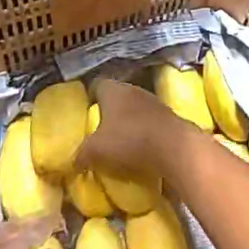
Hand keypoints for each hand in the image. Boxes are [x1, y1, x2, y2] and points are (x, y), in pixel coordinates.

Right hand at [75, 78, 194, 177]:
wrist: (176, 149)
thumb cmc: (129, 141)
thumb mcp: (97, 151)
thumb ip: (82, 154)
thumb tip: (72, 162)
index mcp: (112, 89)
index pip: (96, 86)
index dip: (90, 100)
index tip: (87, 117)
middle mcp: (132, 89)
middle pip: (116, 98)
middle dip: (110, 114)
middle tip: (102, 134)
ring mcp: (154, 102)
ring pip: (135, 110)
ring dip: (130, 124)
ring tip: (123, 145)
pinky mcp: (170, 118)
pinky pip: (151, 124)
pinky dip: (146, 135)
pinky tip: (143, 152)